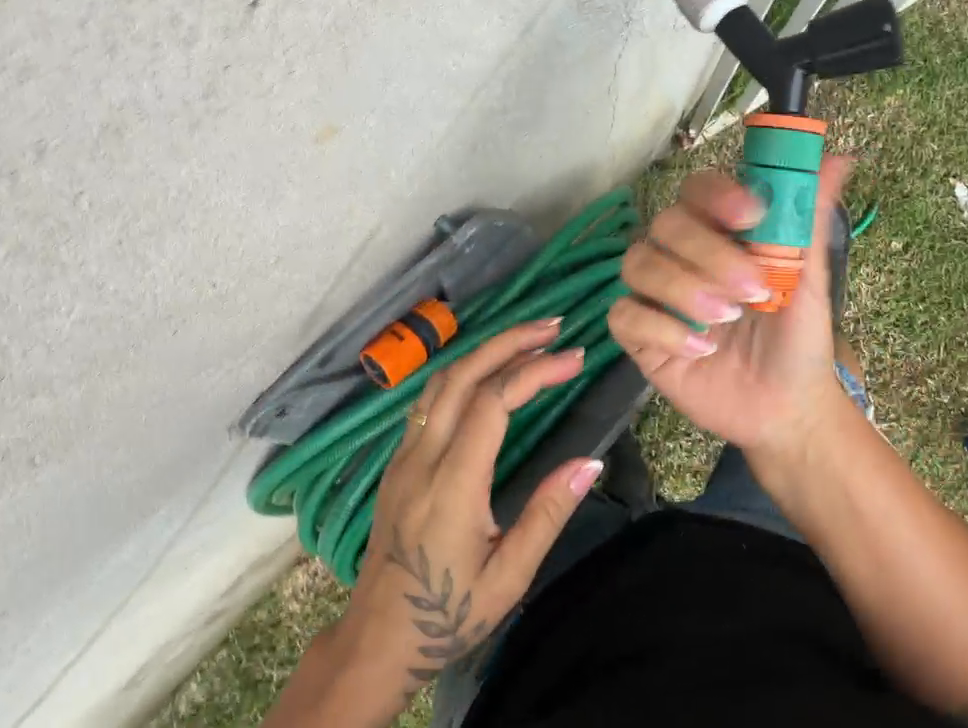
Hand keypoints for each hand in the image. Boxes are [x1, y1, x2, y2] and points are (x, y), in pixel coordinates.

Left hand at [342, 319, 603, 691]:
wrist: (376, 640)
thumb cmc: (448, 612)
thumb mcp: (509, 576)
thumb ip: (547, 514)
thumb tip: (591, 462)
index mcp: (451, 485)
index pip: (492, 403)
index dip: (535, 371)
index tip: (575, 359)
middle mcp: (422, 459)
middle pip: (460, 376)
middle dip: (509, 342)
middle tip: (555, 327)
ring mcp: (403, 458)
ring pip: (439, 383)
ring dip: (484, 352)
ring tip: (529, 340)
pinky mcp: (397, 464)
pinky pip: (428, 401)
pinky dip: (463, 372)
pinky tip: (489, 373)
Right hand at [608, 158, 853, 455]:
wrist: (786, 406)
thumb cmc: (797, 337)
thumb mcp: (810, 278)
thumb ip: (811, 216)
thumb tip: (839, 157)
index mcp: (719, 231)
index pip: (698, 189)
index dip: (718, 195)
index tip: (751, 215)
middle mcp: (680, 253)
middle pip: (666, 224)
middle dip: (708, 254)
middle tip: (753, 290)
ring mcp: (655, 291)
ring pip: (638, 263)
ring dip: (684, 289)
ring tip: (726, 320)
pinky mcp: (638, 333)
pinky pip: (625, 314)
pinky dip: (662, 329)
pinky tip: (700, 349)